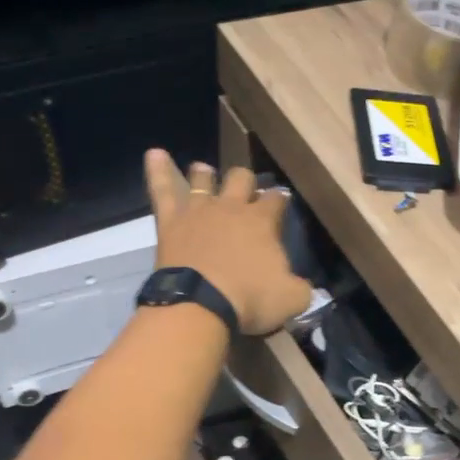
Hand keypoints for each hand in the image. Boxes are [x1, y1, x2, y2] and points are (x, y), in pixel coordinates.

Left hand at [144, 150, 311, 335]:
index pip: (276, 201)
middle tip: (247, 192)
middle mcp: (231, 207)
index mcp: (262, 222)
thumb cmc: (250, 300)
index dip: (280, 200)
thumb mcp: (292, 299)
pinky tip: (155, 154)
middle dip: (246, 182)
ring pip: (203, 178)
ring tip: (205, 172)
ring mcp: (198, 210)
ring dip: (206, 175)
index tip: (282, 203)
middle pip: (241, 179)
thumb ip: (301, 287)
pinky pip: (162, 189)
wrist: (202, 305)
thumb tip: (304, 285)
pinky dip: (158, 170)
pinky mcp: (171, 221)